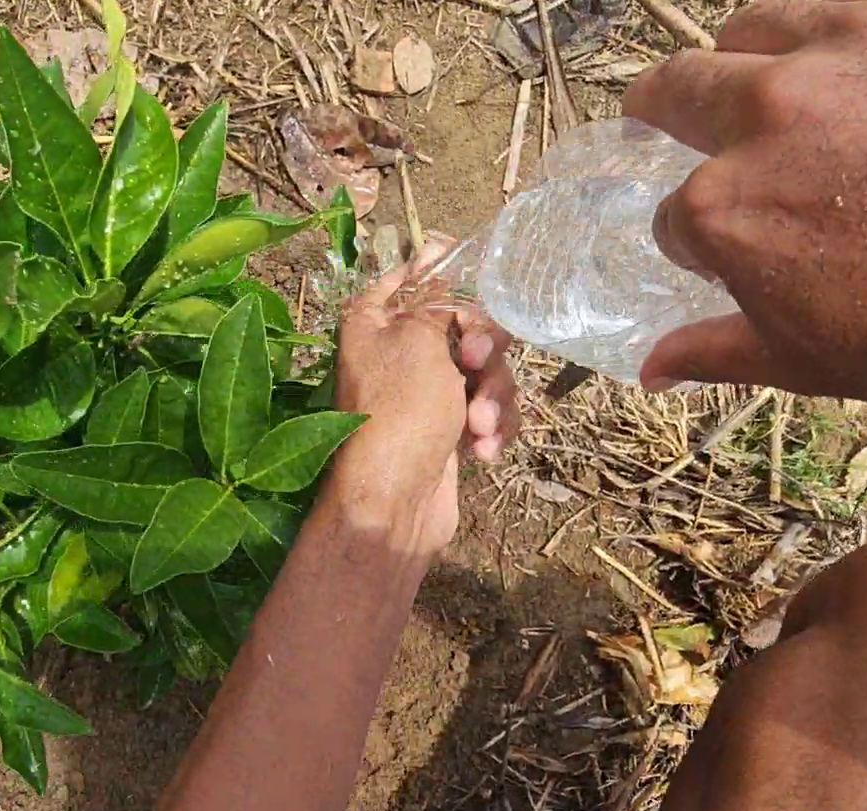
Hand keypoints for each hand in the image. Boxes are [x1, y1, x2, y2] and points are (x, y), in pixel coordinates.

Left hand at [323, 254, 517, 556]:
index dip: (448, 277)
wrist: (395, 503)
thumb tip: (436, 251)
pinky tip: (482, 453)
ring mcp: (427, 396)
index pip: (415, 278)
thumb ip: (436, 298)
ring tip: (478, 428)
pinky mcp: (451, 430)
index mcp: (375, 323)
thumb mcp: (418, 340)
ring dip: (492, 399)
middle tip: (474, 366)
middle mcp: (399, 355)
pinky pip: (488, 412)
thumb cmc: (402, 412)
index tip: (473, 283)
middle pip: (464, 327)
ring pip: (484, 373)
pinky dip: (491, 430)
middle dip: (482, 352)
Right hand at [629, 0, 866, 484]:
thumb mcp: (814, 362)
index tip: (719, 250)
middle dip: (658, 109)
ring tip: (762, 80)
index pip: (672, 215)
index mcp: (730, 208)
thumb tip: (651, 369)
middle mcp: (776, 112)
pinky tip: (865, 64)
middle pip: (679, 89)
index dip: (690, 239)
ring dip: (740, 55)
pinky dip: (839, 29)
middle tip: (658, 114)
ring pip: (759, 21)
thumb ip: (715, 351)